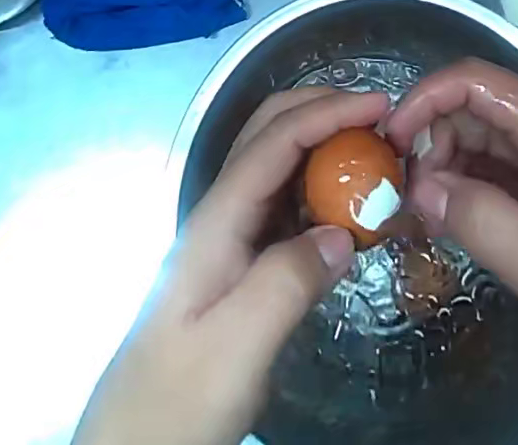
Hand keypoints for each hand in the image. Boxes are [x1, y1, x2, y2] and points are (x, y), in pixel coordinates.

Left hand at [76, 87, 390, 444]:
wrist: (136, 437)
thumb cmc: (179, 394)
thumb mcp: (236, 346)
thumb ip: (288, 283)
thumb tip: (344, 233)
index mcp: (218, 216)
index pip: (275, 140)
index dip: (328, 112)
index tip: (381, 105)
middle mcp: (223, 210)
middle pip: (270, 132)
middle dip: (323, 110)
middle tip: (380, 120)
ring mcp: (232, 231)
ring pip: (280, 162)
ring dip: (324, 143)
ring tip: (375, 155)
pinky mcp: (244, 257)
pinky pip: (288, 202)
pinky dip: (322, 186)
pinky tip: (350, 206)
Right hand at [384, 59, 517, 374]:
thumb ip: (477, 220)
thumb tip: (417, 188)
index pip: (472, 81)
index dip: (424, 99)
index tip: (392, 140)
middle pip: (469, 106)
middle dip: (427, 138)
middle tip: (404, 191)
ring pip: (476, 136)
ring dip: (442, 164)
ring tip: (422, 211)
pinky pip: (492, 167)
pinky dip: (463, 185)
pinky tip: (449, 218)